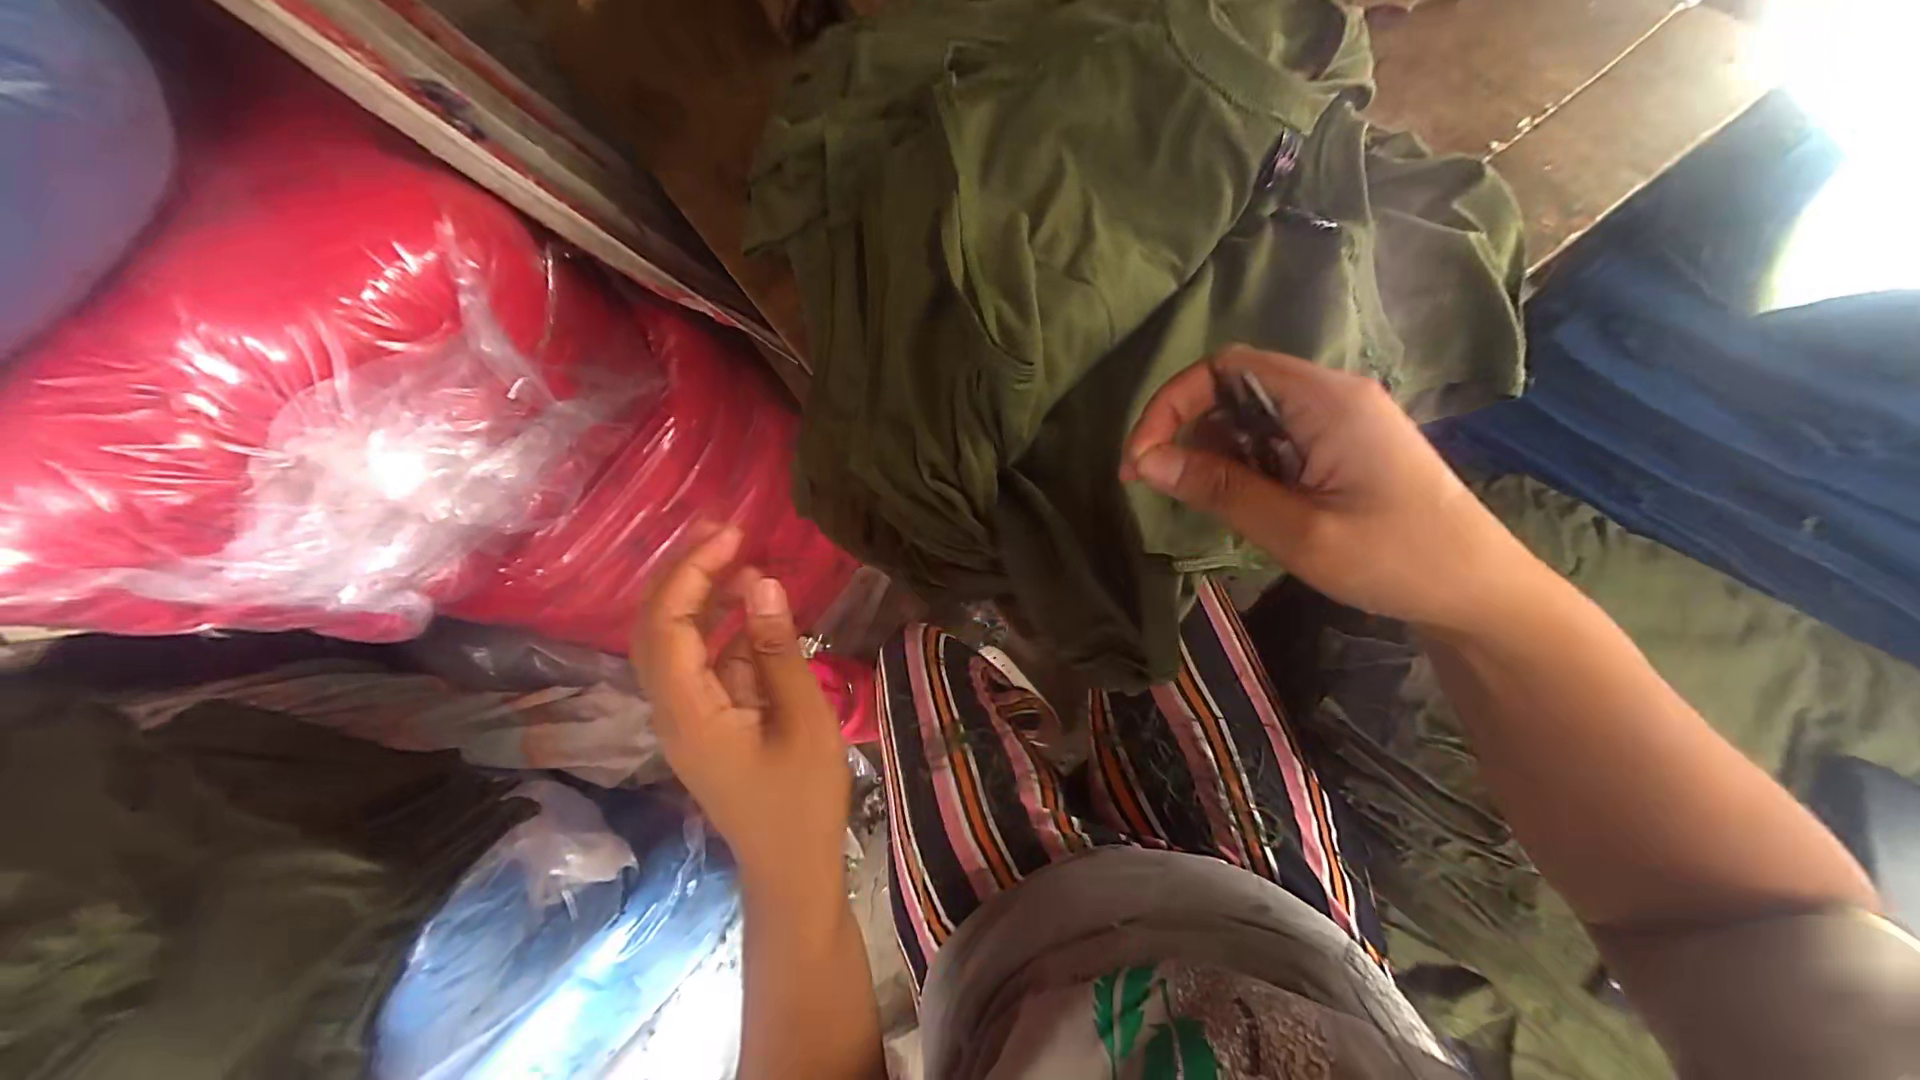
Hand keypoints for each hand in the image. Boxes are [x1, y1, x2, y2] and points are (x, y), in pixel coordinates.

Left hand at [631, 524, 849, 896]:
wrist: (790, 867)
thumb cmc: (802, 799)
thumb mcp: (803, 719)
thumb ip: (780, 650)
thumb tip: (761, 583)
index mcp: (688, 711)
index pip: (668, 625)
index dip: (692, 572)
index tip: (732, 536)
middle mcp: (672, 709)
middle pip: (656, 627)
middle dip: (684, 572)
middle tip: (725, 530)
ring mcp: (686, 716)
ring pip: (674, 642)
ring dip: (700, 595)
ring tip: (735, 553)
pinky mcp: (706, 721)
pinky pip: (702, 661)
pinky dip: (721, 627)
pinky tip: (751, 607)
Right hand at [1122, 345, 1536, 632]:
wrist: (1479, 594)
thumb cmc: (1396, 561)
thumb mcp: (1297, 531)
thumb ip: (1219, 489)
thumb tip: (1145, 461)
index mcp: (1327, 400)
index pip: (1225, 368)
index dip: (1171, 404)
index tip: (1141, 457)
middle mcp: (1330, 396)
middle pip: (1232, 386)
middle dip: (1183, 428)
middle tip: (1152, 482)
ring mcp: (1336, 421)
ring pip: (1247, 415)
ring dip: (1209, 450)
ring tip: (1196, 499)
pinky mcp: (1337, 446)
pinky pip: (1270, 439)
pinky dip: (1237, 464)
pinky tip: (1235, 499)